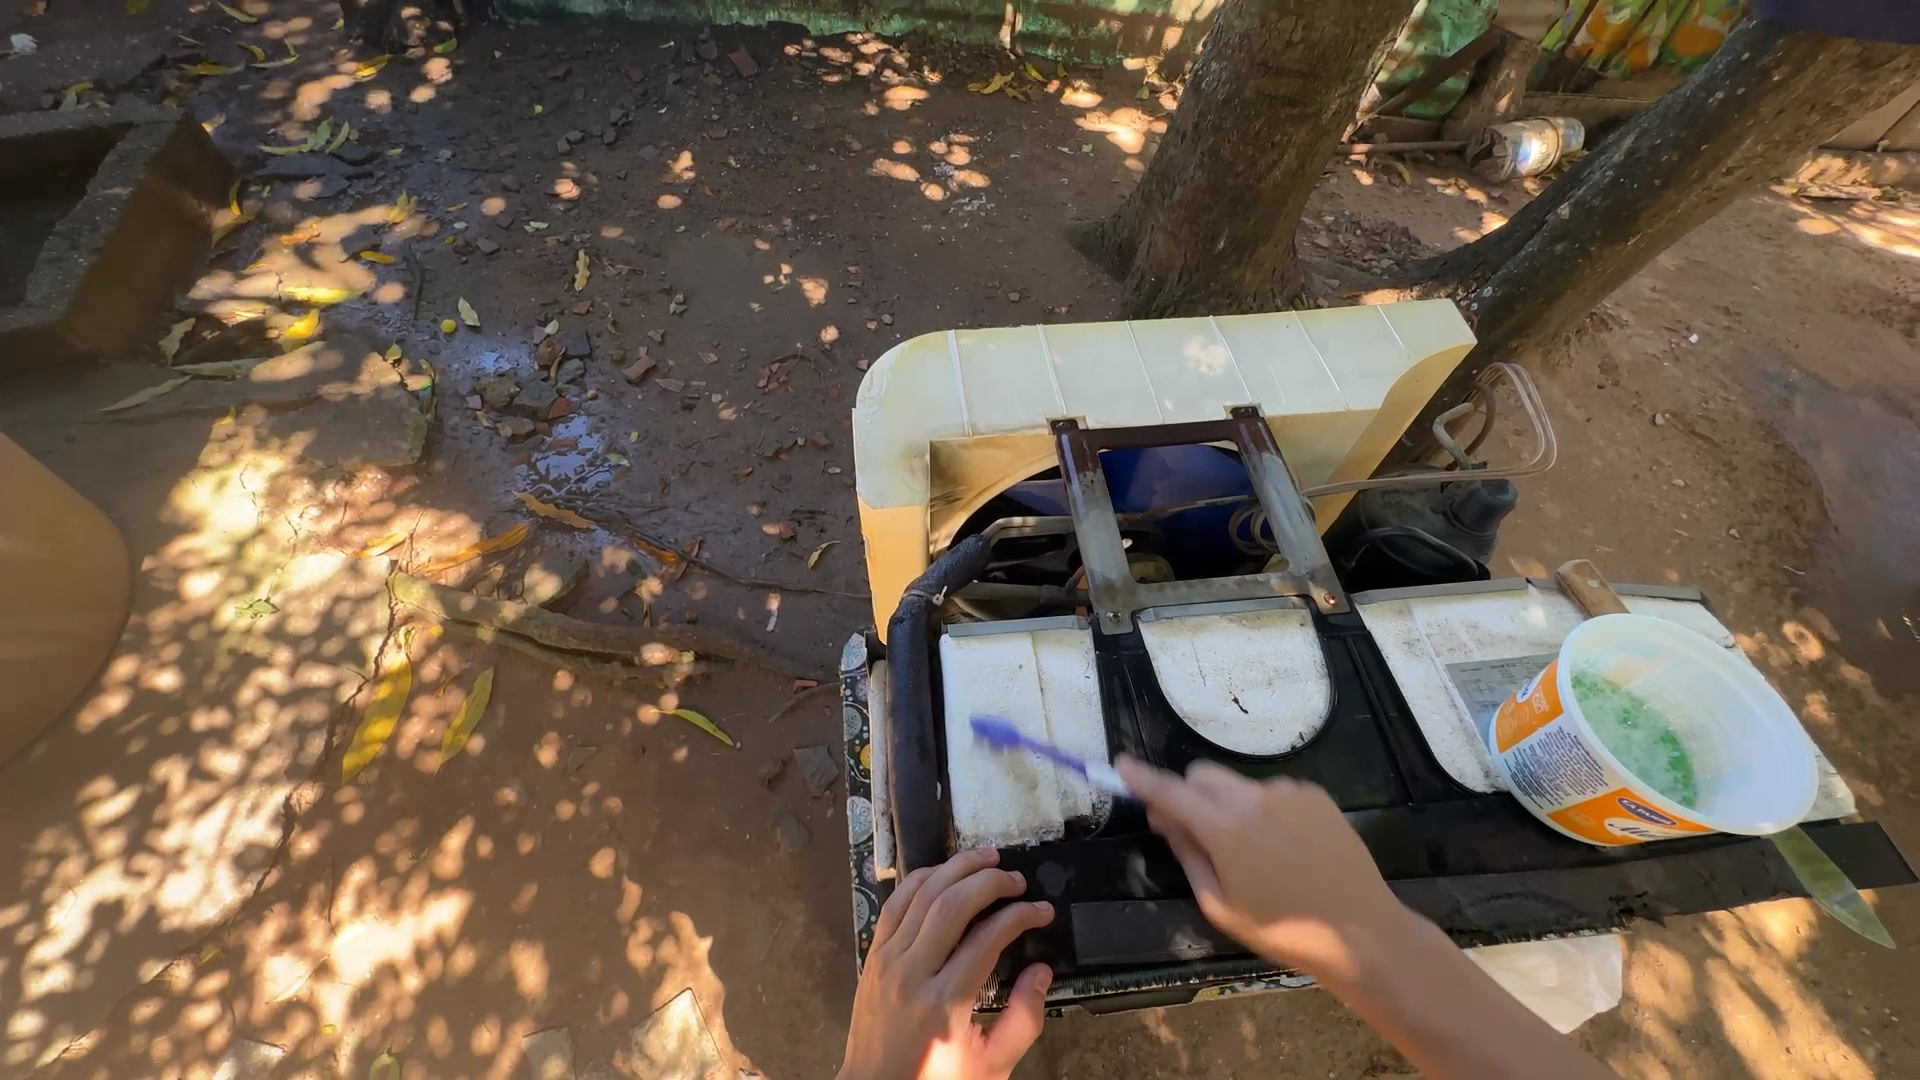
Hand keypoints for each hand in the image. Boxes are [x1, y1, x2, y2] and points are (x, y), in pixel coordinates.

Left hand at [839, 848, 1054, 1079]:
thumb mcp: (992, 1067)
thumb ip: (1024, 1019)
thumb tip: (1042, 969)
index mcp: (945, 1005)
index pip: (987, 939)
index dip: (1020, 916)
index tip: (1042, 909)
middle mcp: (913, 973)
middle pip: (953, 904)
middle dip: (990, 882)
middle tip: (1017, 879)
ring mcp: (887, 959)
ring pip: (923, 893)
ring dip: (957, 867)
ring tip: (988, 858)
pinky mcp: (872, 953)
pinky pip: (896, 902)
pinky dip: (922, 878)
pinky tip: (945, 871)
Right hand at [1115, 756, 1414, 986]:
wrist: (1365, 933)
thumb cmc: (1283, 929)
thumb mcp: (1220, 904)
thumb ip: (1186, 853)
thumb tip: (1162, 817)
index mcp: (1224, 828)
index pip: (1170, 791)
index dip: (1141, 777)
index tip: (1121, 765)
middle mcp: (1252, 797)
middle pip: (1201, 774)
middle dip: (1189, 794)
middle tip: (1196, 829)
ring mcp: (1286, 791)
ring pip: (1237, 783)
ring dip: (1229, 803)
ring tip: (1256, 849)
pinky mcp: (1314, 793)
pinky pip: (1271, 790)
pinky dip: (1264, 808)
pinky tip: (1286, 844)